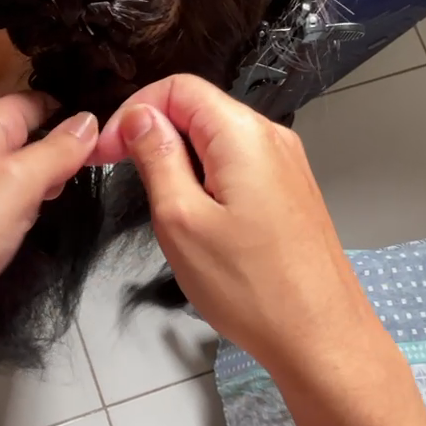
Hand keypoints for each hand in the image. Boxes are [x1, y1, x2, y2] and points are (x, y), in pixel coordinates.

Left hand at [0, 92, 96, 317]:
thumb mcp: (20, 184)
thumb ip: (57, 150)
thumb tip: (89, 119)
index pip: (43, 100)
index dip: (75, 117)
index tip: (108, 143)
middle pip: (32, 136)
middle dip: (60, 159)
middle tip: (72, 187)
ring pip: (19, 171)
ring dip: (38, 189)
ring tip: (41, 213)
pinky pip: (0, 198)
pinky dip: (17, 211)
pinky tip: (18, 231)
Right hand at [91, 75, 390, 380]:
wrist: (320, 338)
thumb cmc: (252, 287)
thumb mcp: (181, 219)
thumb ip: (156, 158)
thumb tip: (139, 118)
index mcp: (243, 135)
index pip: (177, 88)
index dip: (132, 111)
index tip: (105, 151)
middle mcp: (271, 139)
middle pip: (197, 108)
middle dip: (150, 133)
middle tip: (118, 173)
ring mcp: (284, 165)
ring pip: (215, 139)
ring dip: (175, 158)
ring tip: (157, 203)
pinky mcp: (288, 192)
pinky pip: (235, 165)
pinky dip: (203, 176)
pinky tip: (192, 215)